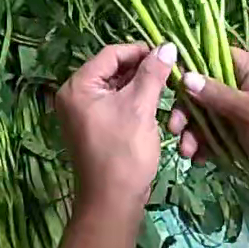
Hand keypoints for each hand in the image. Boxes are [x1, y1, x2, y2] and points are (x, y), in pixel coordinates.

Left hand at [55, 42, 177, 212]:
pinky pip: (118, 105)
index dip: (141, 51)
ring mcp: (84, 113)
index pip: (111, 54)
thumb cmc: (123, 152)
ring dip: (144, 88)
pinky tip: (158, 107)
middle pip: (115, 70)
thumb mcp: (140, 108)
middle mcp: (76, 96)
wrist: (112, 201)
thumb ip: (153, 74)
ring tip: (169, 90)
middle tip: (172, 72)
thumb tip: (168, 46)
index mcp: (78, 87)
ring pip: (119, 88)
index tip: (168, 54)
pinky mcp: (96, 127)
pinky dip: (137, 103)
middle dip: (144, 71)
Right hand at [171, 48, 248, 200]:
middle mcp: (244, 89)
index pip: (213, 56)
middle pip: (203, 91)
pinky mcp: (241, 139)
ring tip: (188, 153)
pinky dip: (205, 147)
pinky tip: (199, 160)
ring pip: (206, 117)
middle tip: (175, 129)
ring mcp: (242, 115)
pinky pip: (215, 138)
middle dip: (187, 110)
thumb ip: (218, 95)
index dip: (188, 66)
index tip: (165, 82)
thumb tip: (185, 76)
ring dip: (193, 133)